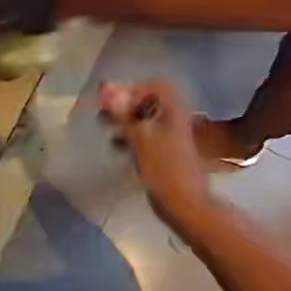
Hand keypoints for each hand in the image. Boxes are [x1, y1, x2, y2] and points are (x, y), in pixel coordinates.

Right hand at [99, 80, 217, 233]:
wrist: (187, 205)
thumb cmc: (164, 169)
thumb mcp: (140, 138)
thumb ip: (123, 112)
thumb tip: (107, 87)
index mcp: (173, 110)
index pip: (156, 85)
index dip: (133, 88)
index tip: (111, 97)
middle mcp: (175, 119)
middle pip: (150, 102)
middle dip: (126, 104)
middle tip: (103, 112)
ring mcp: (173, 136)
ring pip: (147, 119)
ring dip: (126, 120)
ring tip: (105, 126)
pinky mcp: (168, 153)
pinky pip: (148, 136)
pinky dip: (131, 136)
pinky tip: (116, 145)